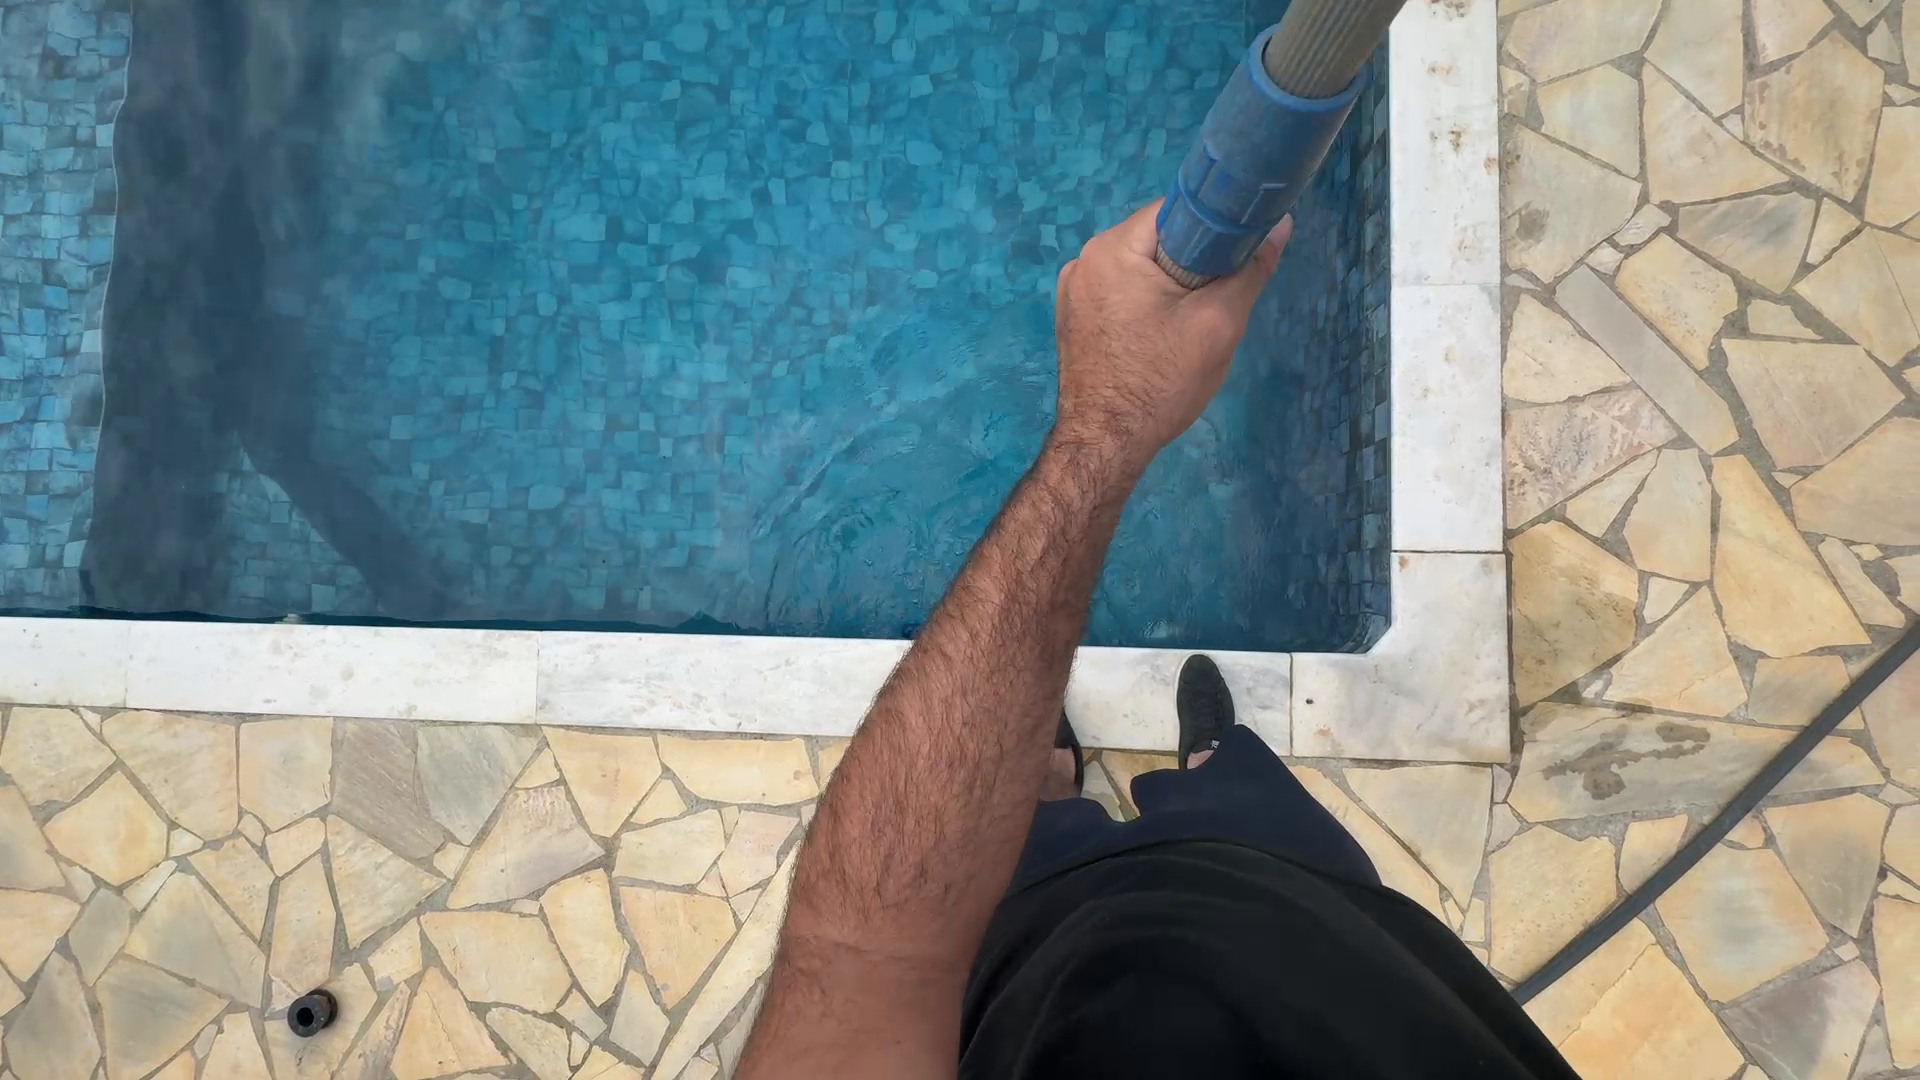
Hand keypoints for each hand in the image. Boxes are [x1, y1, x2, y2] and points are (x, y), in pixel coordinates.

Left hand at [1049, 200, 1289, 475]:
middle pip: (1157, 243)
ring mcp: (1071, 295)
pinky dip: (1144, 310)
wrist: (1105, 445)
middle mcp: (1082, 263)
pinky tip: (1157, 342)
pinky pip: (1120, 298)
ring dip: (1170, 291)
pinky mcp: (1072, 323)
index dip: (1215, 230)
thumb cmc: (1160, 382)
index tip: (1236, 260)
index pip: (1177, 211)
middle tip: (1213, 306)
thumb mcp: (1218, 323)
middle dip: (1192, 267)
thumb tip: (1278, 224)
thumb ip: (1250, 268)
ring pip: (1140, 273)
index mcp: (1110, 249)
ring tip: (1185, 330)